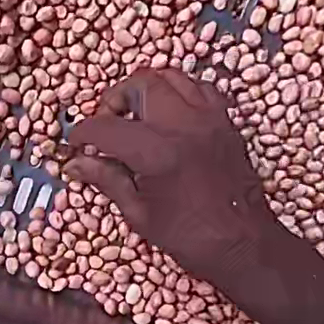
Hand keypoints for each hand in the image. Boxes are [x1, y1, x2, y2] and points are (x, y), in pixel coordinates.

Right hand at [66, 67, 282, 288]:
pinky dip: (178, 94)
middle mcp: (185, 126)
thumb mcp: (140, 214)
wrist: (246, 246)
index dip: (83, 133)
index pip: (106, 127)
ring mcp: (210, 120)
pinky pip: (199, 89)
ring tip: (135, 116)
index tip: (77, 144)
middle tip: (106, 126)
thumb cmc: (192, 239)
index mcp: (158, 153)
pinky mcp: (226, 123)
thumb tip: (77, 165)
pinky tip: (168, 117)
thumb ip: (108, 180)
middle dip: (114, 100)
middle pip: (140, 84)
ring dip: (146, 90)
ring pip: (171, 77)